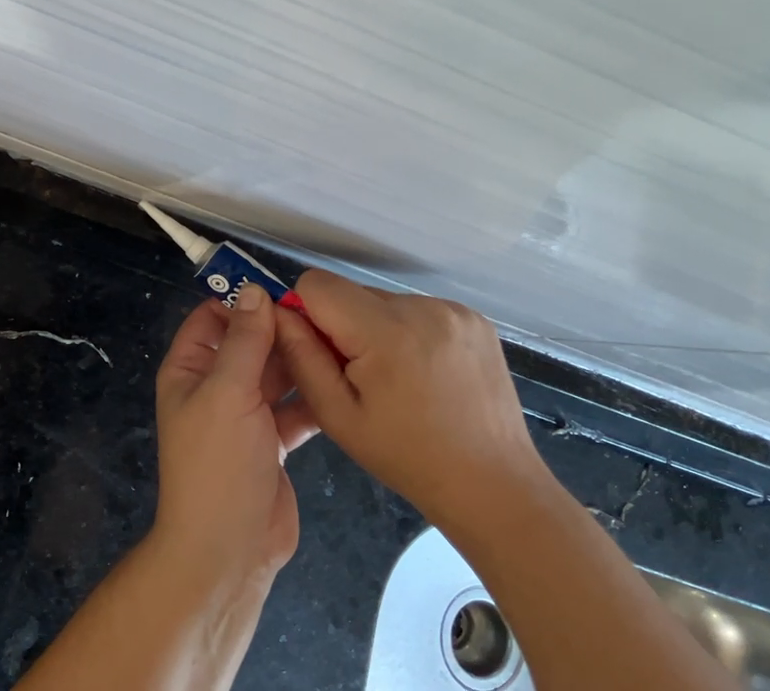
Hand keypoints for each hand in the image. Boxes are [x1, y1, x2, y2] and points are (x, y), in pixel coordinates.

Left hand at [151, 291, 317, 589]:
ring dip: (302, 364)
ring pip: (274, 376)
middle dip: (281, 332)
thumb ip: (243, 343)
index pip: (211, 319)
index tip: (286, 291)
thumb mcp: (227, 394)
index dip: (242, 302)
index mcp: (189, 370)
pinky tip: (346, 387)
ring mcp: (243, 416)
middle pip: (248, 345)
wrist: (227, 546)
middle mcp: (212, 388)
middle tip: (331, 319)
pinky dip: (314, 400)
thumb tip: (253, 292)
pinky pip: (293, 410)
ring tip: (345, 347)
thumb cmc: (217, 464)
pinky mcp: (271, 443)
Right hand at [272, 270, 545, 528]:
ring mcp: (454, 311)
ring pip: (381, 301)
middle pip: (350, 292)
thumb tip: (276, 312)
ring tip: (394, 379)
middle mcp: (422, 307)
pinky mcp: (474, 320)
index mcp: (385, 331)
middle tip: (356, 377)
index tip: (319, 355)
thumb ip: (300, 355)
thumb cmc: (405, 455)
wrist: (493, 485)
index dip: (305, 314)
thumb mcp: (335, 413)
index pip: (316, 284)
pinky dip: (406, 332)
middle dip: (341, 325)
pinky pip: (415, 310)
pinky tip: (421, 373)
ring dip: (374, 329)